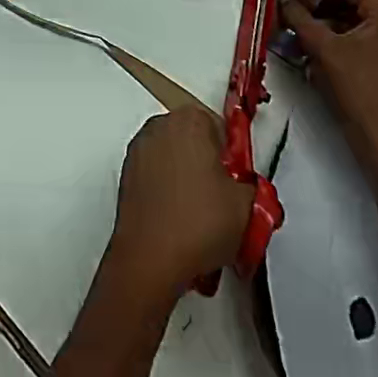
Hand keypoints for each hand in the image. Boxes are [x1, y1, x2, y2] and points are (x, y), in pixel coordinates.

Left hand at [105, 108, 251, 293]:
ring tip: (202, 213)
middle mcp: (158, 126)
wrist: (151, 255)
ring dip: (187, 175)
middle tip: (223, 195)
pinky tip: (180, 217)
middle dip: (208, 161)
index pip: (216, 124)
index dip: (230, 152)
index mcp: (188, 121)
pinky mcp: (126, 172)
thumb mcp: (247, 204)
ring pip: (173, 156)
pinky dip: (167, 188)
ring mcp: (138, 148)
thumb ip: (251, 184)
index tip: (236, 176)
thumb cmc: (199, 222)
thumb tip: (244, 186)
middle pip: (191, 137)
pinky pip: (155, 172)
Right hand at [277, 0, 377, 180]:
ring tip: (297, 34)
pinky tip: (314, 52)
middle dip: (316, 10)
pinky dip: (337, 42)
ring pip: (354, 24)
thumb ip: (299, 16)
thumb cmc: (360, 92)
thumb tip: (285, 1)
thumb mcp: (321, 47)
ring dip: (324, 27)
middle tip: (289, 14)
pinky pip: (362, 42)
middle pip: (350, 4)